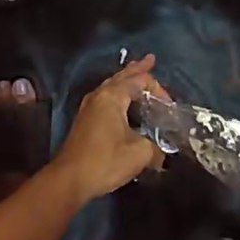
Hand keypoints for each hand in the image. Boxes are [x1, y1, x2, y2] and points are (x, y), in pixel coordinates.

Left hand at [47, 55, 167, 202]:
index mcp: (112, 96)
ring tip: (136, 72)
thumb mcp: (139, 153)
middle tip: (150, 59)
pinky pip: (106, 96)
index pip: (139, 80)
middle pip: (122, 76)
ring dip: (126, 79)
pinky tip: (122, 99)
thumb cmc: (105, 160)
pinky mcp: (85, 120)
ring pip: (111, 85)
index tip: (169, 106)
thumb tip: (162, 152)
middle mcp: (99, 95)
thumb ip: (156, 147)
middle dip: (137, 68)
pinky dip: (118, 92)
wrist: (69, 180)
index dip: (158, 89)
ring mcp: (89, 107)